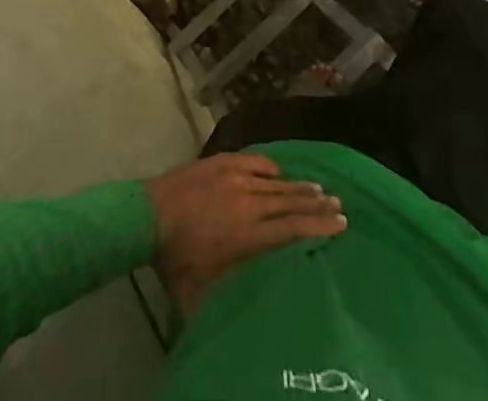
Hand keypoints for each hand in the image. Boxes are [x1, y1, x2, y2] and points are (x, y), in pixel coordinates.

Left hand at [146, 154, 345, 316]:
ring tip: (319, 188)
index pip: (293, 228)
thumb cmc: (174, 257)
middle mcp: (249, 203)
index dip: (318, 225)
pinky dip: (271, 168)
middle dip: (317, 204)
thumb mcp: (198, 292)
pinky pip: (255, 162)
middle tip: (338, 203)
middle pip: (291, 202)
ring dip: (299, 186)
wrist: (147, 214)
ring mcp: (236, 178)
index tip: (340, 222)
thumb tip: (232, 324)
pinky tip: (280, 172)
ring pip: (277, 183)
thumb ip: (219, 304)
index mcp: (248, 234)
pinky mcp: (223, 162)